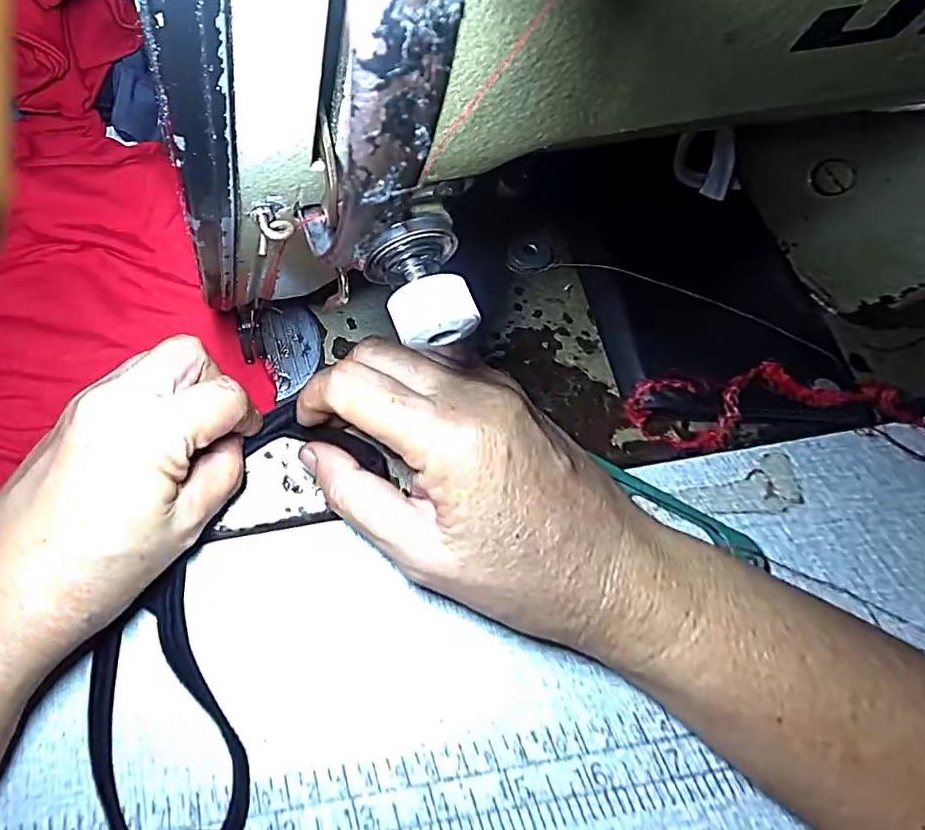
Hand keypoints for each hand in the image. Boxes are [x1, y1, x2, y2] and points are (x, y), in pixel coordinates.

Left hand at [0, 335, 261, 677]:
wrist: (16, 584)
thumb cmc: (84, 571)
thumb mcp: (182, 529)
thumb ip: (221, 474)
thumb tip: (232, 448)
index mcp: (150, 427)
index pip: (223, 392)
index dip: (246, 415)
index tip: (245, 433)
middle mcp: (116, 399)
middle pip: (188, 352)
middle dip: (214, 382)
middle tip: (218, 426)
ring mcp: (89, 400)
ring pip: (155, 359)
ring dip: (181, 385)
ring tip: (184, 437)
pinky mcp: (73, 410)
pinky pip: (126, 380)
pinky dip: (151, 396)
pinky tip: (152, 441)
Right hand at [296, 339, 683, 662]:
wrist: (616, 573)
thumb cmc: (534, 574)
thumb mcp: (423, 555)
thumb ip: (354, 496)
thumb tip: (317, 456)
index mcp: (450, 436)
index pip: (350, 382)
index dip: (313, 398)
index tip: (308, 423)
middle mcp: (473, 395)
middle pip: (370, 353)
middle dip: (336, 384)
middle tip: (330, 427)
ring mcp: (493, 385)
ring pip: (400, 349)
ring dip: (369, 379)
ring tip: (369, 429)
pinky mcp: (505, 388)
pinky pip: (434, 362)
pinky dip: (404, 380)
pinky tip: (408, 424)